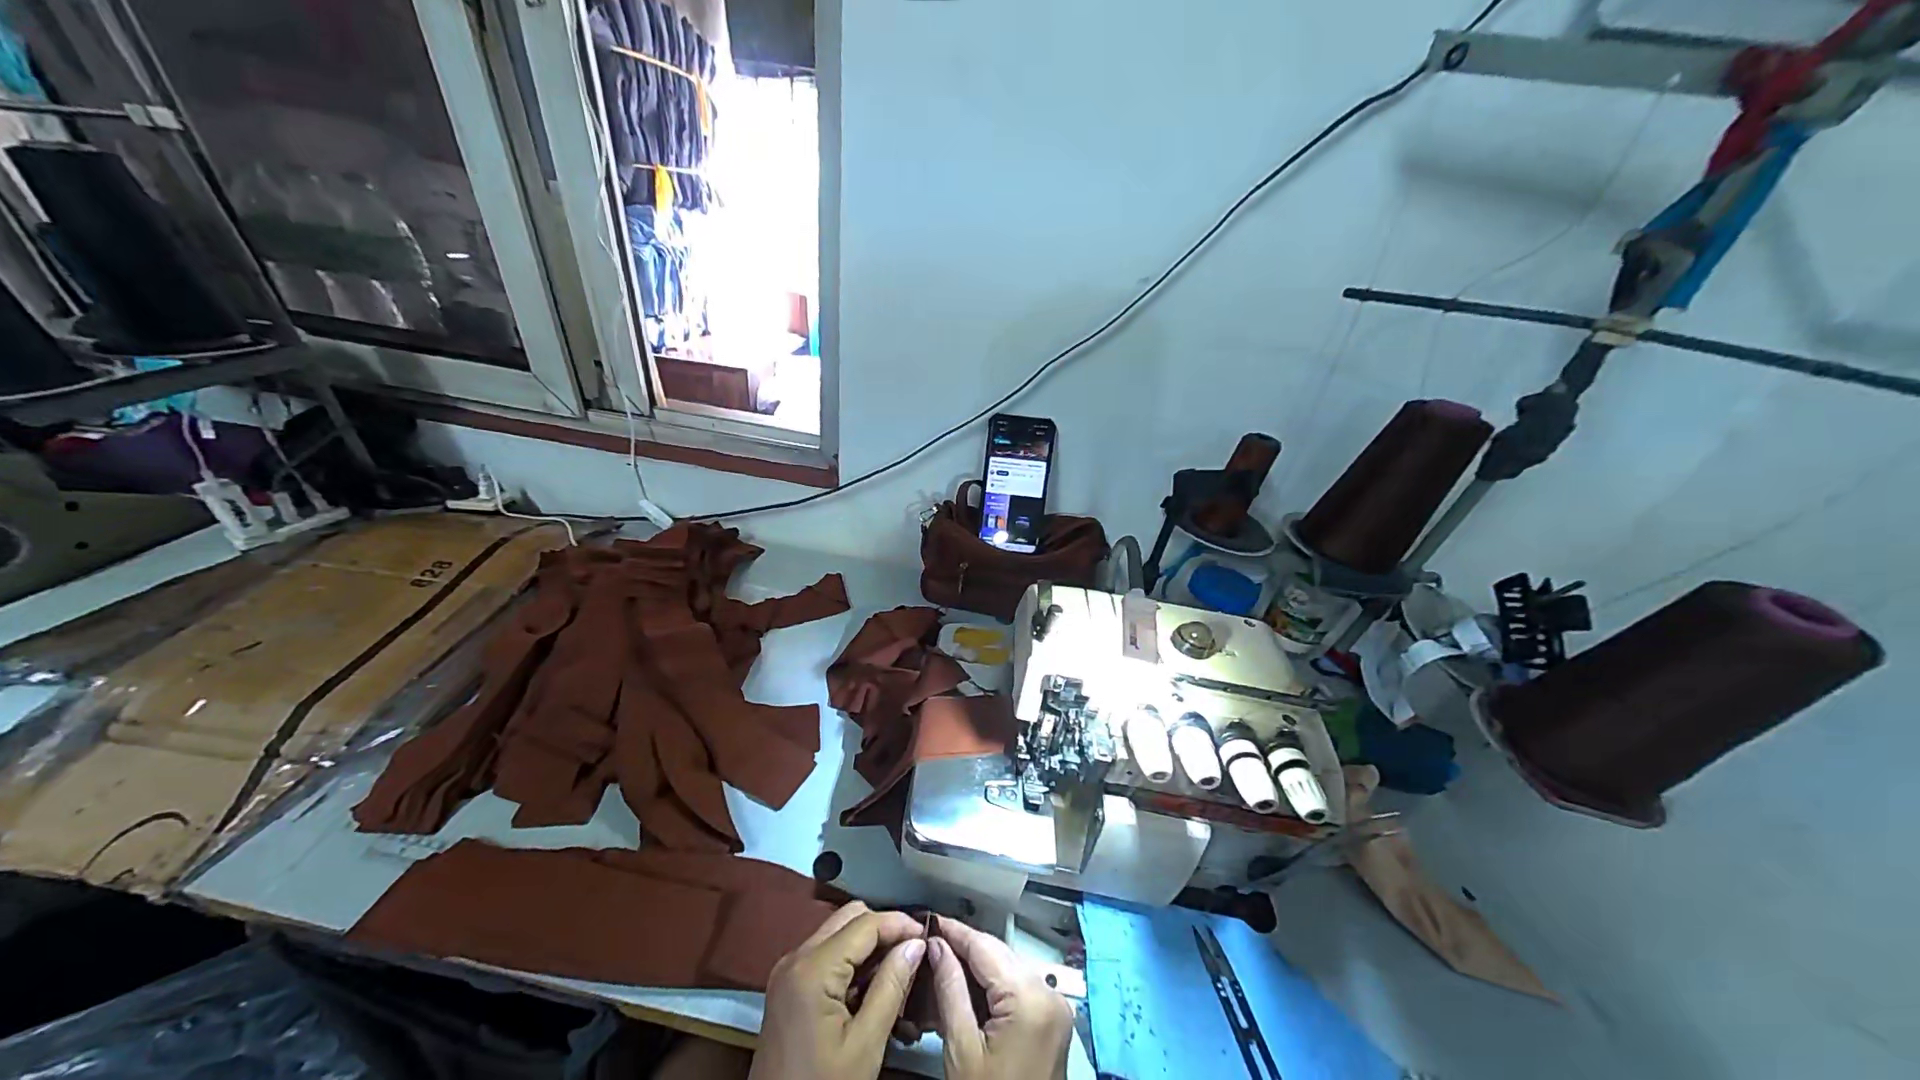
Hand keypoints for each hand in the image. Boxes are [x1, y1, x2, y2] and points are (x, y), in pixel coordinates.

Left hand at [749, 901, 926, 1079]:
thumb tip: (915, 943)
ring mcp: (788, 970)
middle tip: (913, 949)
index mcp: (812, 968)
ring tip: (899, 966)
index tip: (928, 934)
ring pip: (837, 931)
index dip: (899, 923)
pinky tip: (873, 982)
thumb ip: (891, 986)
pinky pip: (826, 952)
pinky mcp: (788, 984)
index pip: (864, 923)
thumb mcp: (865, 1043)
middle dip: (884, 928)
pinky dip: (851, 958)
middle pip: (848, 917)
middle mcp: (796, 957)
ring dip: (869, 942)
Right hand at [928, 918, 1073, 1079]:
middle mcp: (1049, 994)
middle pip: (999, 955)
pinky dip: (993, 985)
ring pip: (1008, 968)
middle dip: (964, 947)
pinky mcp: (1053, 1019)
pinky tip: (966, 987)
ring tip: (942, 961)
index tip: (930, 920)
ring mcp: (1055, 1007)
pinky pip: (1018, 987)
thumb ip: (950, 989)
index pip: (986, 947)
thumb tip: (937, 945)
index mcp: (1029, 999)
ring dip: (977, 965)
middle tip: (930, 942)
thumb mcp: (962, 1049)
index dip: (955, 932)